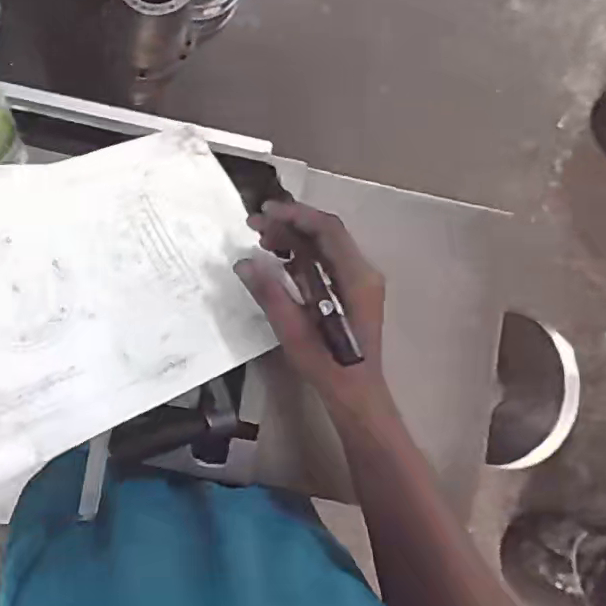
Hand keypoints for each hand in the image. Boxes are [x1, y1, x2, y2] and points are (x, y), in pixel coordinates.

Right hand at [234, 200, 393, 416]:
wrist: (356, 394)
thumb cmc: (328, 365)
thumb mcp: (293, 331)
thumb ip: (270, 294)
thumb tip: (243, 263)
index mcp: (356, 277)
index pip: (327, 229)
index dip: (295, 215)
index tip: (264, 211)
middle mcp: (362, 272)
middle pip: (326, 233)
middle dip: (289, 223)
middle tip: (253, 224)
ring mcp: (358, 281)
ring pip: (324, 246)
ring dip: (293, 238)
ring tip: (260, 238)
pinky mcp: (351, 291)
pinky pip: (325, 261)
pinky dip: (300, 254)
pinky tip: (277, 259)